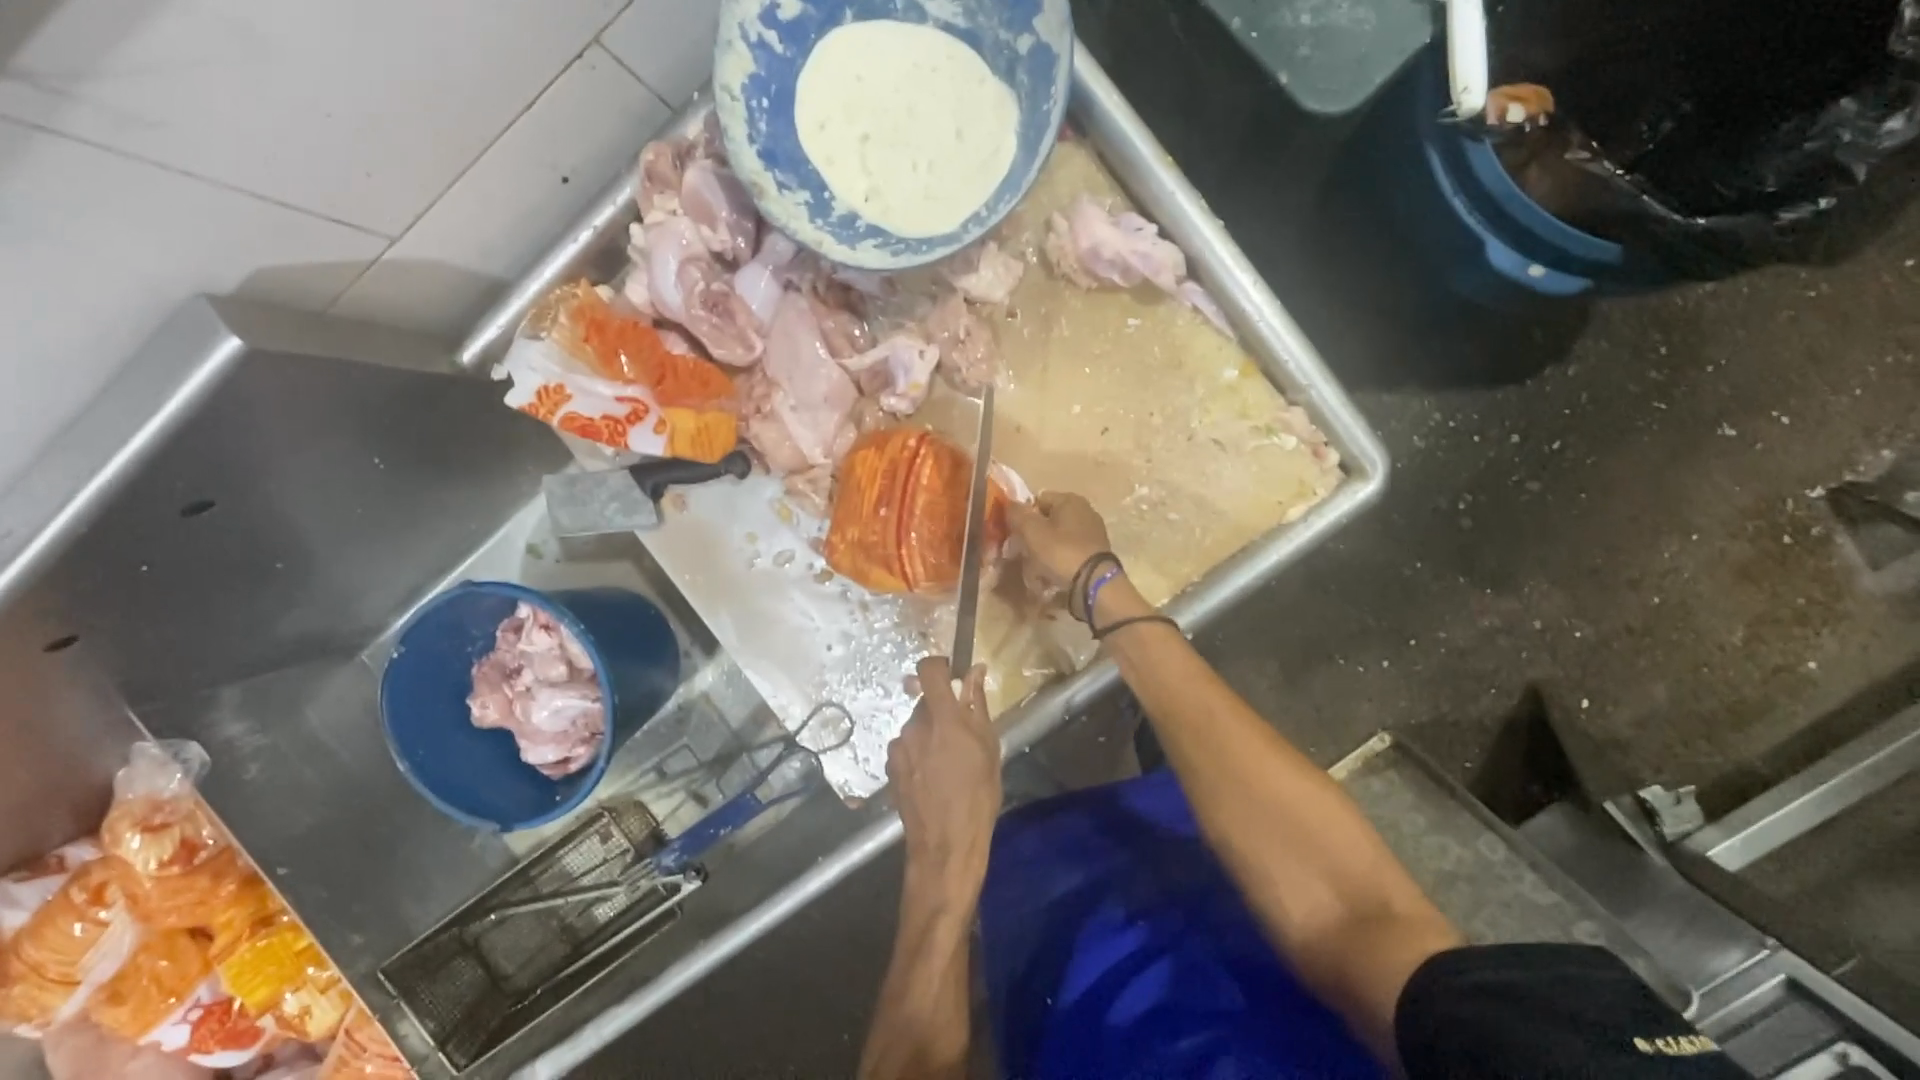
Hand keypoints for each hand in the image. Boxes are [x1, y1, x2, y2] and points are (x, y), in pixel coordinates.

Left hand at [887, 656, 1002, 897]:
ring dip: (930, 735)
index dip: (939, 665)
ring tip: (948, 763)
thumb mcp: (989, 748)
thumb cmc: (978, 796)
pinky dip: (918, 754)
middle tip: (962, 735)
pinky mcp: (890, 768)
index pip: (929, 669)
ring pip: (916, 727)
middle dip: (941, 711)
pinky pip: (906, 748)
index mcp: (943, 718)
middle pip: (925, 702)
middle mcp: (915, 726)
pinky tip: (932, 777)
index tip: (952, 674)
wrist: (945, 843)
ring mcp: (899, 748)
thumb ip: (978, 706)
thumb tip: (975, 672)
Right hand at [1007, 491, 1112, 588]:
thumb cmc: (1061, 552)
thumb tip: (1009, 504)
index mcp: (1070, 500)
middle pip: (1048, 521)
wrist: (1094, 583)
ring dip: (1043, 553)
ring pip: (1057, 540)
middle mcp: (1084, 511)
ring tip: (1034, 572)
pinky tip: (1050, 577)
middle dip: (1032, 538)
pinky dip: (1058, 562)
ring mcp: (1092, 533)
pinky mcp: (1095, 553)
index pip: (1038, 499)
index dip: (1023, 515)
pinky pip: (1069, 553)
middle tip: (1021, 554)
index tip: (1014, 533)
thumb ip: (1018, 514)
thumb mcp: (1032, 531)